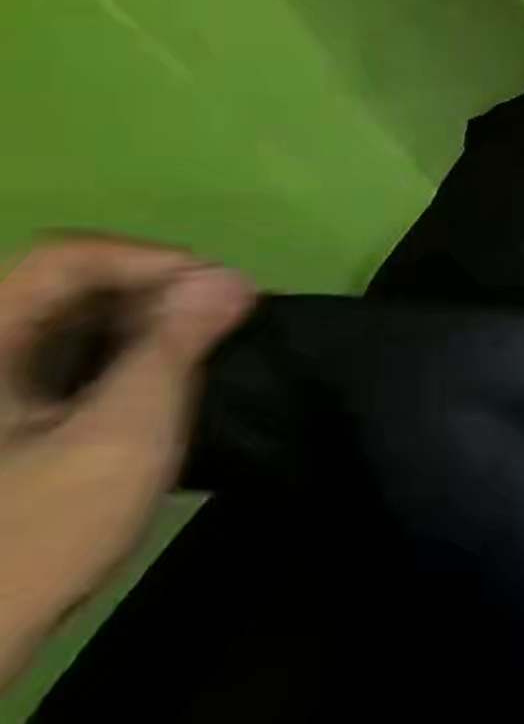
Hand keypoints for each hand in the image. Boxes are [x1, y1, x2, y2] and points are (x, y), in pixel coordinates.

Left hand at [0, 235, 253, 682]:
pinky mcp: (0, 413)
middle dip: (161, 290)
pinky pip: (67, 353)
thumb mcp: (121, 436)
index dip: (154, 259)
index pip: (66, 258)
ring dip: (151, 321)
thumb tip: (232, 278)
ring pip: (71, 317)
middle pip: (67, 282)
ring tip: (210, 347)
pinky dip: (128, 351)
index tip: (226, 294)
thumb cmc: (33, 533)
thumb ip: (173, 349)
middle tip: (230, 322)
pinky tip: (166, 380)